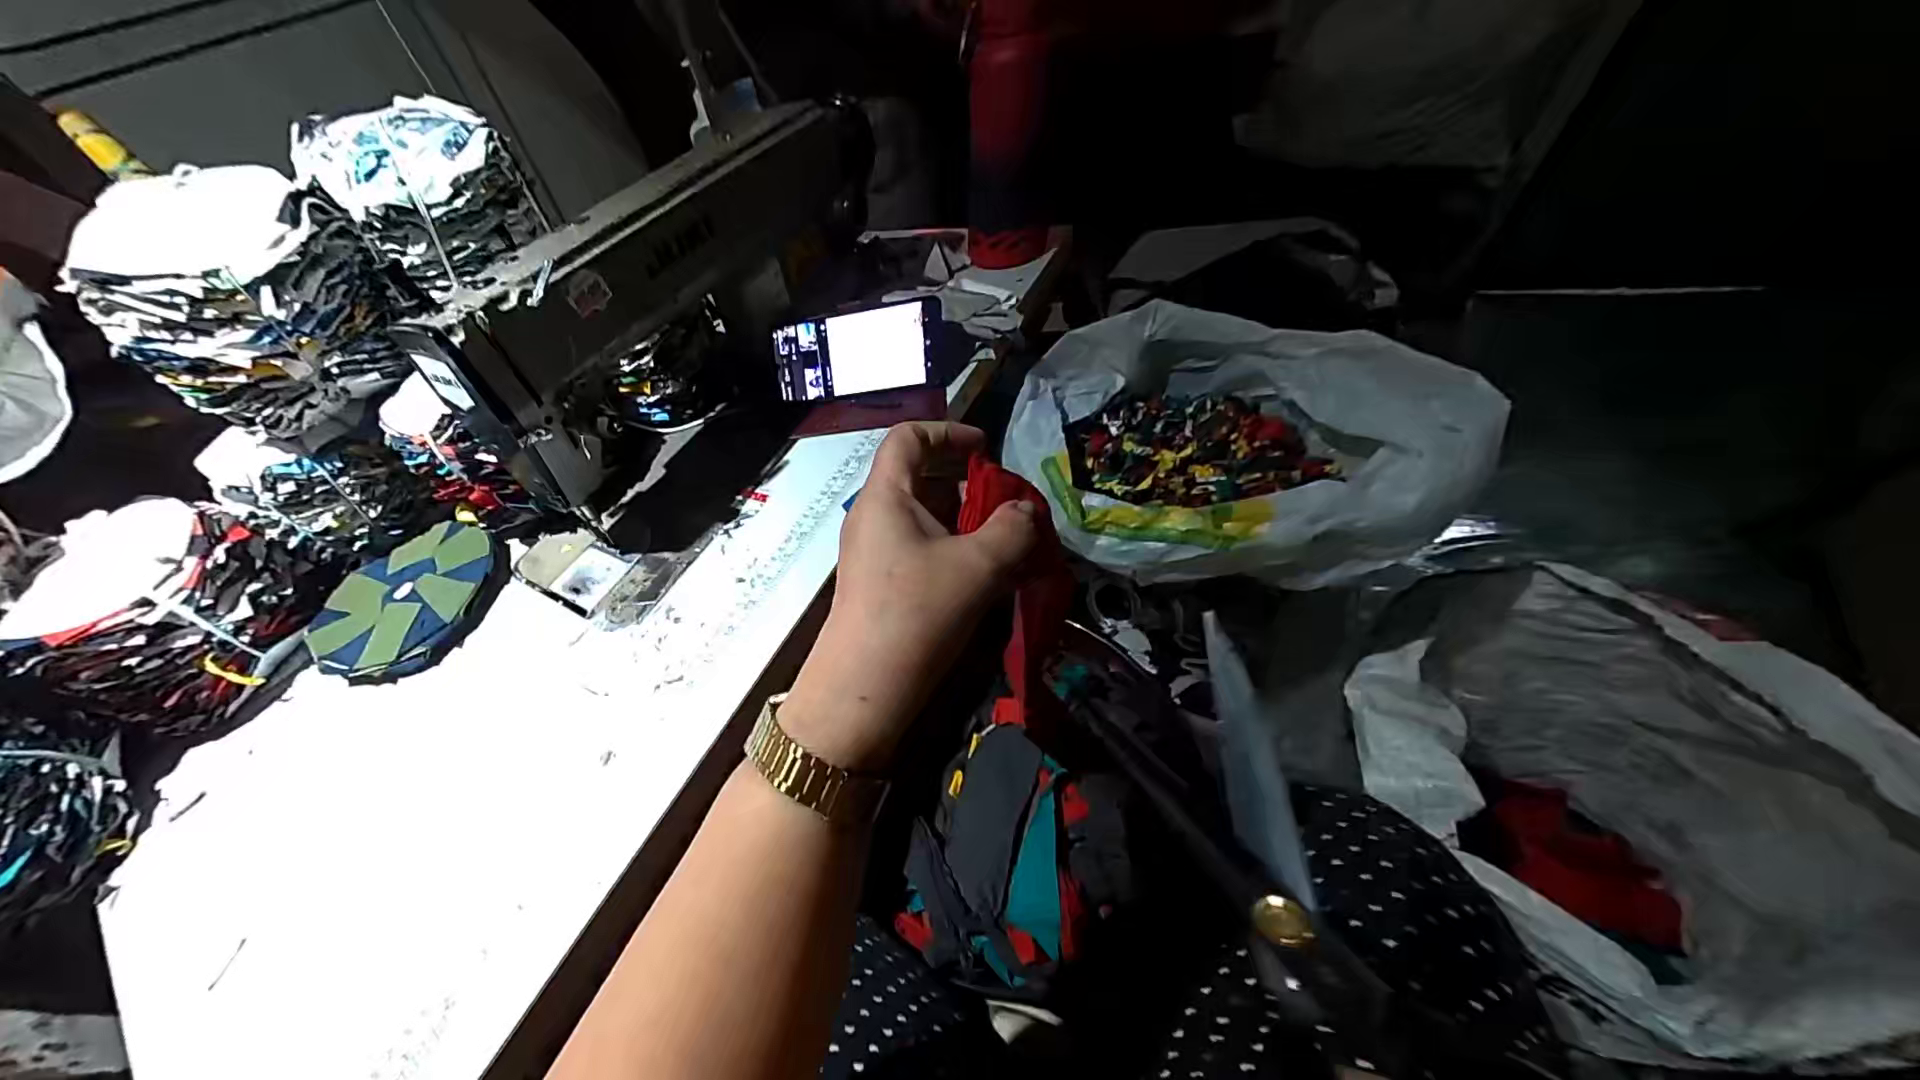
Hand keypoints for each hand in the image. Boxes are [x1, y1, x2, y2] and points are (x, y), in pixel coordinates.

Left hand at [778, 422, 1038, 770]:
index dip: (948, 431)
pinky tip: (981, 573)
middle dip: (964, 480)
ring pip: (922, 515)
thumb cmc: (918, 612)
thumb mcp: (978, 565)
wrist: (866, 688)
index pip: (908, 437)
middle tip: (1002, 499)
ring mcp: (873, 551)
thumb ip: (1013, 528)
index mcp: (885, 496)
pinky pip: (918, 546)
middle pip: (917, 475)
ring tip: (1002, 538)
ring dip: (963, 518)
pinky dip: (951, 546)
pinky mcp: (880, 583)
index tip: (986, 448)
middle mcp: (872, 516)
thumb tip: (1026, 510)